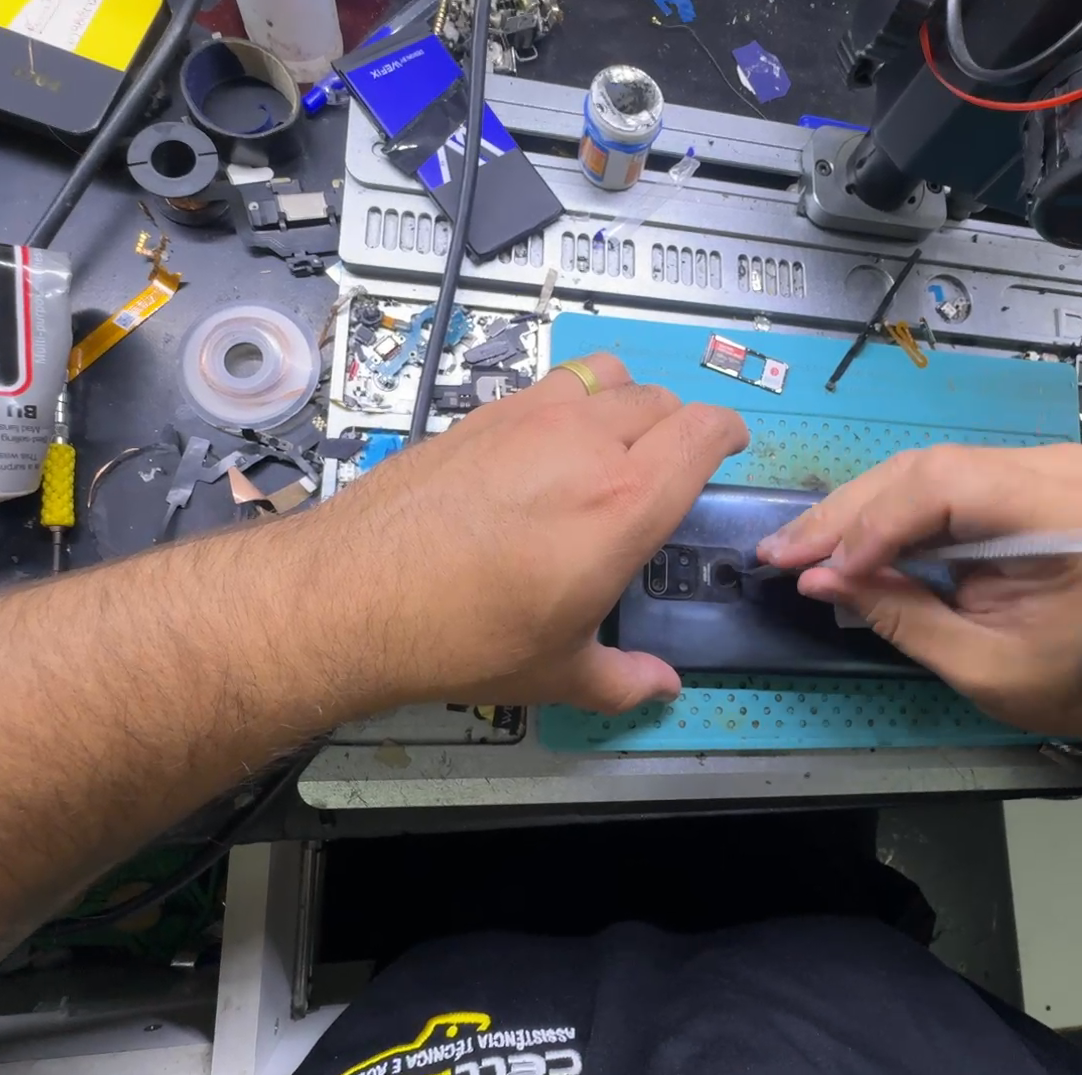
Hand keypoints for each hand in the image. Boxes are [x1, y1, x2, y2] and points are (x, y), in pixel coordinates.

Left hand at [316, 354, 748, 713]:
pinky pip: (554, 382)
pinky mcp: (485, 412)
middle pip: (661, 402)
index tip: (727, 448)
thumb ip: (625, 679)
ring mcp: (532, 417)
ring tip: (612, 442)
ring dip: (628, 402)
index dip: (727, 432)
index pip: (704, 431)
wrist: (354, 595)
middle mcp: (588, 443)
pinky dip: (574, 400)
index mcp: (626, 502)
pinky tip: (547, 446)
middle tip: (663, 470)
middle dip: (678, 429)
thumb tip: (664, 689)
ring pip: (609, 377)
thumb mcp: (559, 672)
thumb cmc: (467, 637)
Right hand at [755, 444, 1081, 752]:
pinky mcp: (1015, 479)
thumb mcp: (980, 666)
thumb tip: (816, 579)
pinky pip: (933, 487)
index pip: (946, 486)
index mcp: (1067, 515)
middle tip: (780, 551)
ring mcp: (1037, 467)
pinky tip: (840, 540)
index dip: (871, 523)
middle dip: (844, 515)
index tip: (819, 569)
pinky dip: (883, 516)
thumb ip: (898, 615)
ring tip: (796, 547)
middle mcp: (1056, 469)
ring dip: (853, 513)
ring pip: (918, 472)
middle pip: (923, 470)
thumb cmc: (1074, 683)